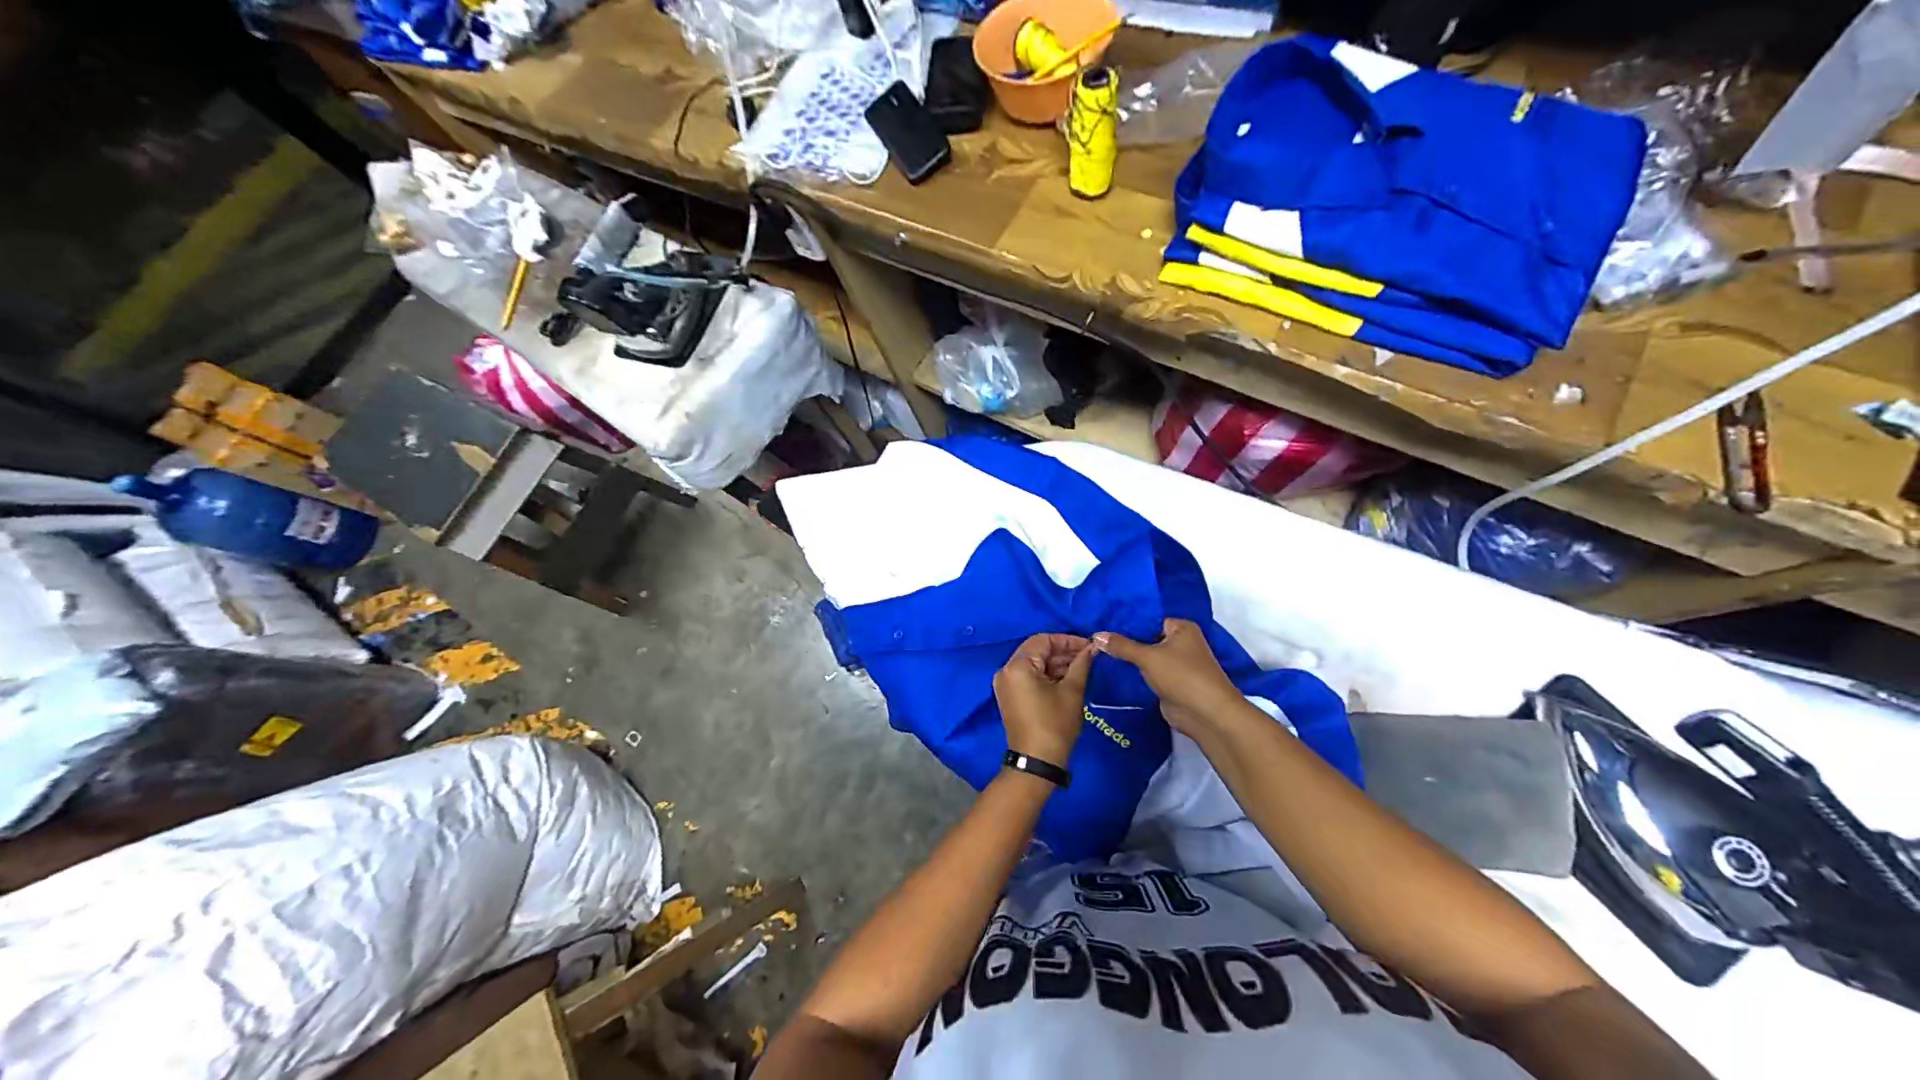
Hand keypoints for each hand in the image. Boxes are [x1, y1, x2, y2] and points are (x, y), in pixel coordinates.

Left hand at [993, 633, 1094, 765]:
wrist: (1037, 762)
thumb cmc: (1055, 724)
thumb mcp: (1072, 691)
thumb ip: (1082, 664)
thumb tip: (1092, 648)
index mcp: (1017, 666)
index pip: (1043, 640)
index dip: (1068, 640)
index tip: (1090, 647)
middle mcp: (1006, 670)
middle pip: (1036, 650)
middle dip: (1063, 652)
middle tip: (1089, 657)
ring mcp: (1005, 684)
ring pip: (1033, 663)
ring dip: (1056, 663)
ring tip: (1082, 668)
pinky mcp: (1009, 695)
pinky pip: (1029, 676)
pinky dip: (1046, 675)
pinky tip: (1068, 678)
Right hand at [1094, 618, 1242, 735]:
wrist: (1206, 714)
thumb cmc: (1182, 676)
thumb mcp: (1148, 657)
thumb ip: (1121, 646)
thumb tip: (1096, 635)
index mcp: (1181, 628)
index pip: (1147, 618)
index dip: (1124, 620)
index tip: (1100, 620)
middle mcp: (1179, 642)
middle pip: (1145, 637)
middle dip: (1123, 639)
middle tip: (1093, 636)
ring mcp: (1174, 663)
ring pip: (1144, 656)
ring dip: (1126, 657)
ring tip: (1095, 650)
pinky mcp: (1168, 682)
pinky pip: (1145, 672)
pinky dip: (1132, 672)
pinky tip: (1109, 668)